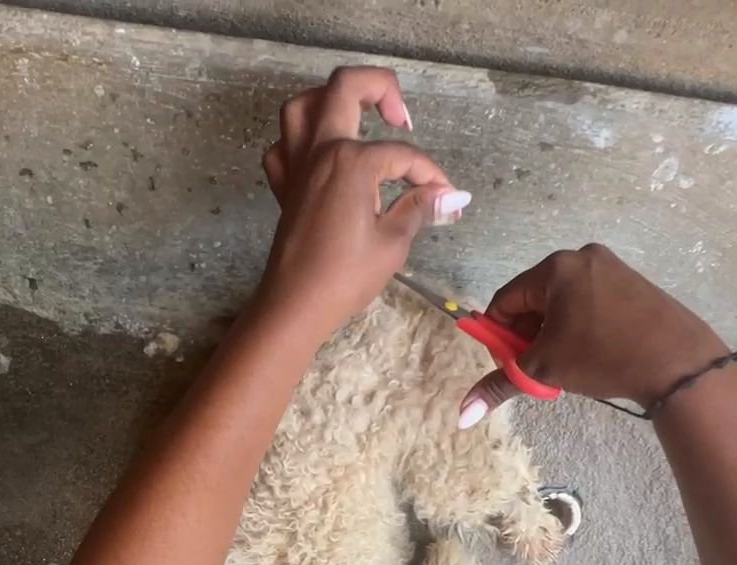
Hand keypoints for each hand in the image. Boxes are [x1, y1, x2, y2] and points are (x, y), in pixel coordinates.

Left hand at [256, 67, 470, 336]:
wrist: (296, 305)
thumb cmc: (344, 277)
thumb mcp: (392, 244)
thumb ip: (420, 209)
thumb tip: (454, 197)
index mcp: (351, 162)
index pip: (402, 154)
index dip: (430, 174)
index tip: (446, 197)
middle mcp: (320, 151)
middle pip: (346, 87)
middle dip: (381, 88)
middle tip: (400, 119)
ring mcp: (297, 167)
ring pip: (303, 106)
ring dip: (331, 101)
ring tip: (357, 120)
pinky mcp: (284, 188)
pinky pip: (282, 147)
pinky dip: (299, 142)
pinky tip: (320, 157)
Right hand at [459, 244, 730, 426]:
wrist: (676, 360)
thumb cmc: (602, 356)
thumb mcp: (544, 370)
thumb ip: (499, 385)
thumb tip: (461, 415)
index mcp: (554, 268)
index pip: (504, 301)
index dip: (499, 337)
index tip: (512, 363)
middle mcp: (580, 257)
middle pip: (532, 299)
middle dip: (529, 335)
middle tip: (542, 365)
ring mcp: (609, 266)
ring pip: (560, 303)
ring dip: (553, 333)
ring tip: (568, 362)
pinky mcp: (630, 282)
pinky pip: (587, 302)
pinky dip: (578, 327)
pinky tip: (591, 351)